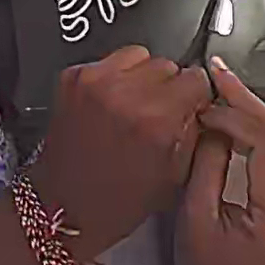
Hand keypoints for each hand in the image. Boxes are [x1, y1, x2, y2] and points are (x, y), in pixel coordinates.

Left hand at [28, 46, 211, 260]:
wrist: (62, 208)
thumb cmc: (116, 201)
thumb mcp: (174, 175)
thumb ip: (195, 131)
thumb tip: (203, 103)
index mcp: (155, 120)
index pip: (195, 78)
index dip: (196, 95)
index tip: (190, 104)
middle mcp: (125, 94)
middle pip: (168, 65)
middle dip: (169, 87)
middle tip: (158, 112)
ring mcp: (95, 81)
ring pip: (140, 55)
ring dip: (143, 76)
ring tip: (134, 104)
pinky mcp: (74, 78)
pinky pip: (110, 61)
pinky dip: (115, 76)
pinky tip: (112, 102)